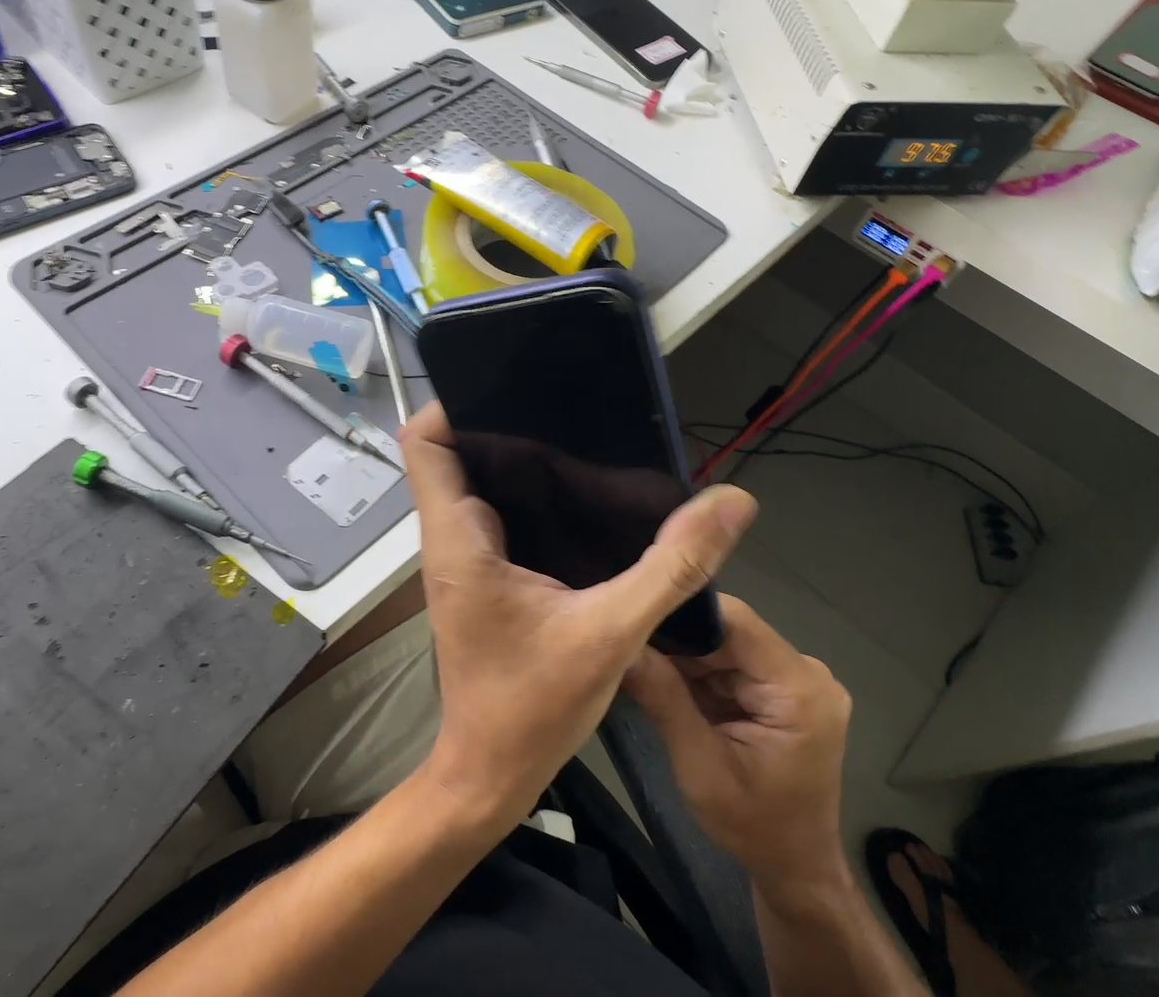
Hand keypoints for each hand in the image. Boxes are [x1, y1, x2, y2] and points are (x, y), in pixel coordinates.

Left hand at [402, 405, 757, 824]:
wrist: (491, 774)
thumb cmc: (531, 707)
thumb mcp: (613, 632)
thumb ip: (674, 566)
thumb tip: (733, 502)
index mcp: (458, 541)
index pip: (425, 444)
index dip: (455, 404)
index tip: (511, 384)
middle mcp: (450, 543)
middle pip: (455, 457)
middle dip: (502, 424)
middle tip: (567, 404)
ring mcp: (463, 565)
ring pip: (476, 489)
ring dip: (518, 463)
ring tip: (581, 438)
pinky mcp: (482, 584)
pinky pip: (497, 521)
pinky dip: (529, 501)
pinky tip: (581, 500)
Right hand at [620, 594, 850, 878]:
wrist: (796, 867)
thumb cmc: (753, 825)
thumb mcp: (700, 765)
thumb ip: (664, 698)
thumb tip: (622, 645)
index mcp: (799, 689)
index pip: (736, 622)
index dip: (684, 613)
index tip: (634, 614)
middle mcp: (807, 673)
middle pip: (731, 633)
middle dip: (679, 642)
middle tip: (627, 644)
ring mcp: (799, 681)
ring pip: (728, 647)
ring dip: (687, 660)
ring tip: (638, 661)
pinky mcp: (787, 692)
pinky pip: (736, 667)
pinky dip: (702, 676)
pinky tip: (667, 681)